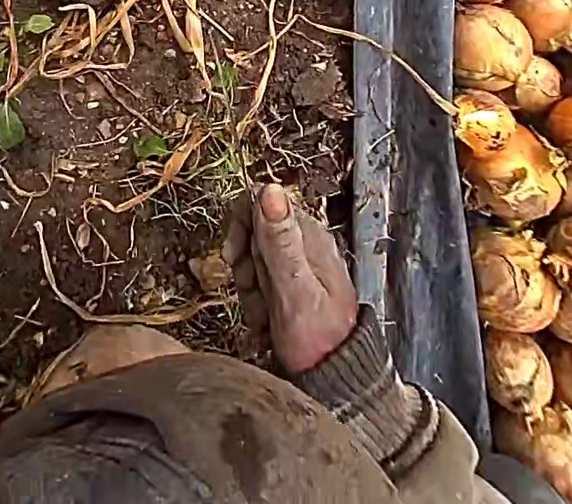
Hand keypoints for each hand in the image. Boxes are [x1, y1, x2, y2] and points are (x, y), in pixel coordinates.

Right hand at [223, 183, 358, 373]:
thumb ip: (279, 241)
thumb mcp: (293, 290)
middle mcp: (303, 243)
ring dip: (249, 288)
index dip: (240, 223)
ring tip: (263, 315)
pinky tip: (265, 322)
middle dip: (245, 263)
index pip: (261, 199)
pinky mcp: (291, 285)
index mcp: (307, 234)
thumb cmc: (319, 340)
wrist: (337, 384)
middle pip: (253, 231)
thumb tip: (269, 189)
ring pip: (253, 259)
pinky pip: (260, 282)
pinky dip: (256, 302)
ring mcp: (297, 264)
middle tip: (254, 293)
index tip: (234, 256)